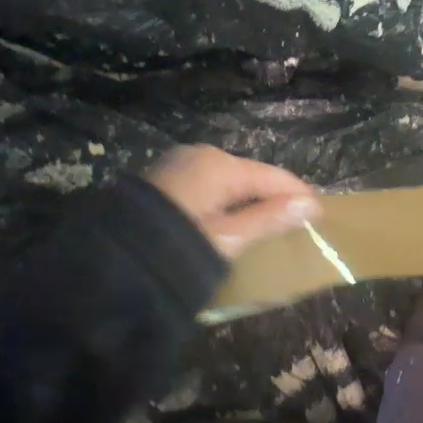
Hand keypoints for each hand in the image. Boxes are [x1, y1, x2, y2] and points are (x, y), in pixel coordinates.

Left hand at [145, 145, 321, 258]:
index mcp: (219, 164)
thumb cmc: (175, 250)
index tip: (319, 214)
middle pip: (249, 176)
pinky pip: (203, 186)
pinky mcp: (160, 179)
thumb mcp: (227, 239)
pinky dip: (220, 202)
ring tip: (262, 226)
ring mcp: (176, 164)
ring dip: (244, 201)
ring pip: (225, 181)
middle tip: (290, 224)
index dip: (298, 195)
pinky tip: (225, 222)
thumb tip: (310, 205)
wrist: (103, 267)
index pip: (273, 176)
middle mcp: (199, 155)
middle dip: (270, 198)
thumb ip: (269, 219)